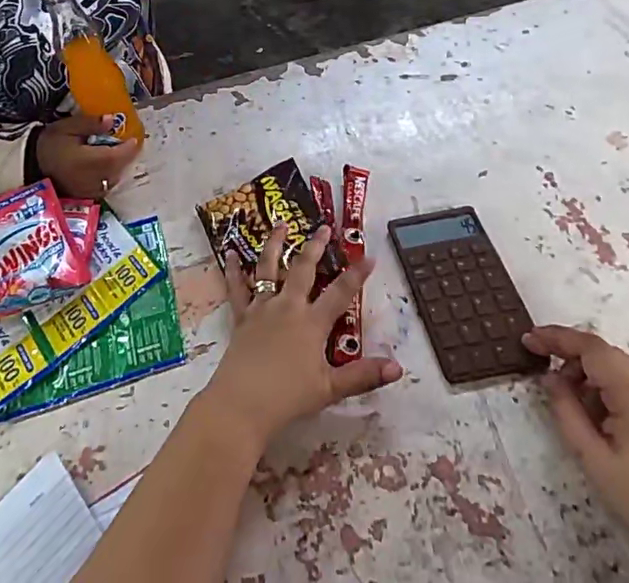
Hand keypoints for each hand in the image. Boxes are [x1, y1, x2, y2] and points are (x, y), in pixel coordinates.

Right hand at [36, 114, 141, 198]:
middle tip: (130, 145)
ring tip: (120, 154)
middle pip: (116, 169)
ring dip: (120, 167)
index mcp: (84, 161)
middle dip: (126, 157)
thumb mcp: (67, 127)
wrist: (30, 164)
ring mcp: (86, 191)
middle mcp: (89, 179)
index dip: (127, 149)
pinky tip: (108, 168)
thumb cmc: (50, 143)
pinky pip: (104, 188)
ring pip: (112, 180)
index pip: (113, 157)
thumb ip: (90, 124)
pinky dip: (110, 177)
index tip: (135, 139)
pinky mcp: (83, 197)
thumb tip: (111, 120)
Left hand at [203, 224, 402, 449]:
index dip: (356, 275)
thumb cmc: (288, 397)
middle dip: (315, 247)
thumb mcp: (330, 389)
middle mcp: (287, 307)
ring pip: (268, 269)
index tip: (369, 256)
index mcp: (312, 323)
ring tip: (280, 224)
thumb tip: (398, 368)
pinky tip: (230, 253)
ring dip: (275, 244)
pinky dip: (233, 270)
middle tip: (323, 228)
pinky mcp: (241, 317)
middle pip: (303, 270)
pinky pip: (237, 288)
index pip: (340, 294)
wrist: (242, 403)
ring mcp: (262, 309)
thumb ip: (362, 376)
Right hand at [524, 325, 628, 582]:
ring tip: (576, 414)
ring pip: (619, 374)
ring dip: (590, 381)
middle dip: (571, 361)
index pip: (591, 348)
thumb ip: (566, 412)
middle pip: (605, 356)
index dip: (556, 338)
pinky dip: (608, 395)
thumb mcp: (593, 460)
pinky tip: (601, 424)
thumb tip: (551, 378)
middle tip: (548, 383)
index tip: (528, 340)